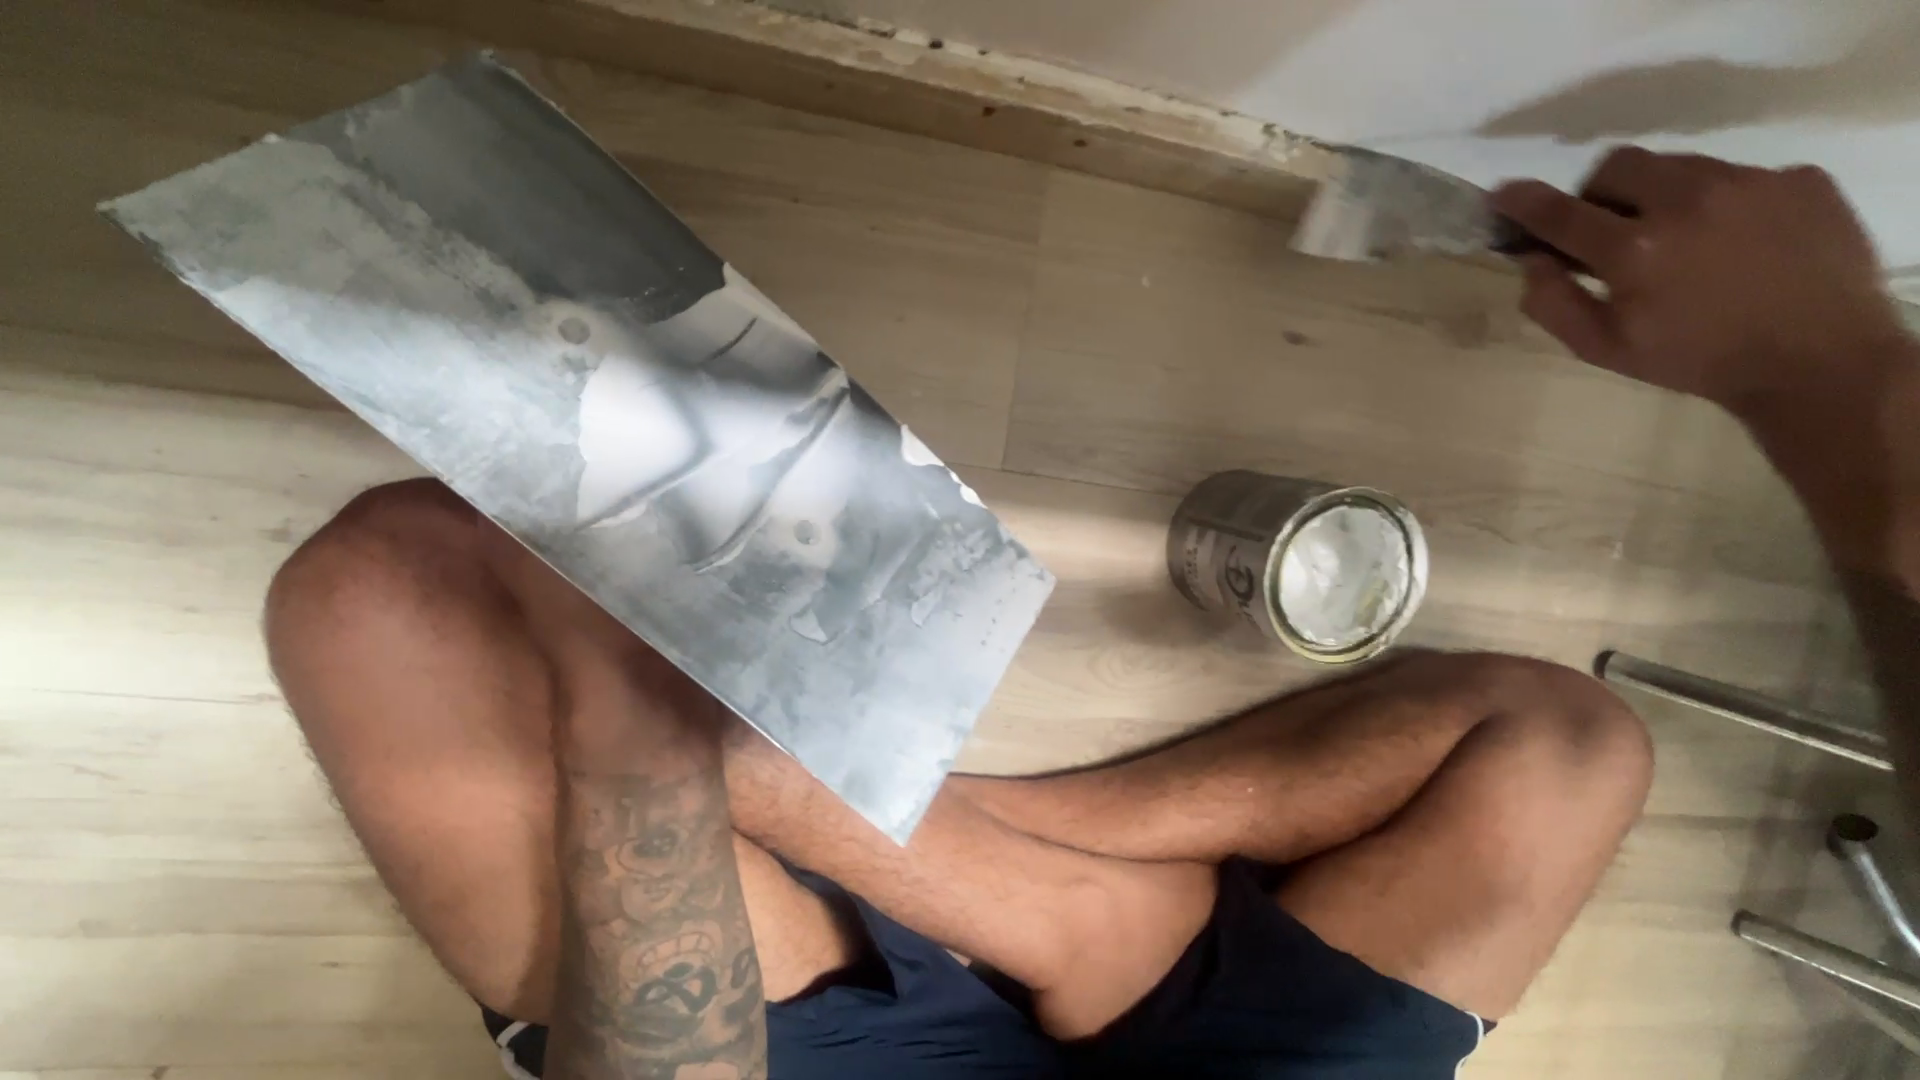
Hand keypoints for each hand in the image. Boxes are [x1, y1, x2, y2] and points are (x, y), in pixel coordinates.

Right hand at [1490, 148, 1909, 414]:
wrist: (1815, 358)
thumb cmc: (1692, 359)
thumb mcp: (1601, 348)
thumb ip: (1553, 302)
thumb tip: (1531, 261)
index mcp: (1634, 250)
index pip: (1560, 213)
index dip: (1523, 202)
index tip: (1501, 193)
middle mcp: (1689, 201)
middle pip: (1618, 166)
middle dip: (1598, 193)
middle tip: (1606, 228)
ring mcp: (1750, 183)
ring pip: (1678, 166)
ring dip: (1659, 196)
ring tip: (1678, 239)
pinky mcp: (1799, 179)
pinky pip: (1738, 176)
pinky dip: (1719, 204)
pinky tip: (1733, 243)